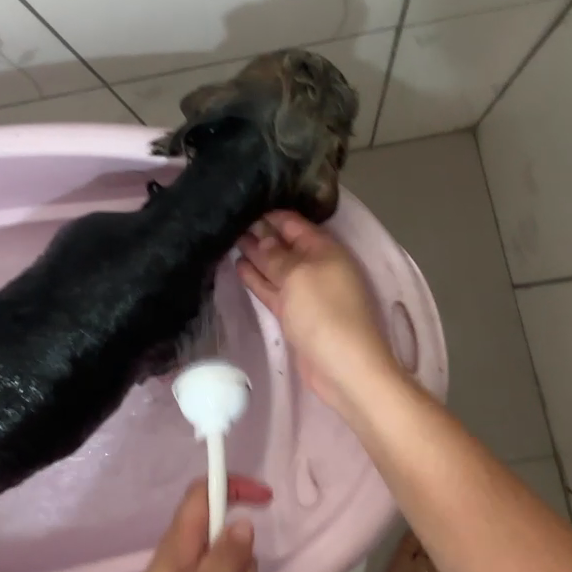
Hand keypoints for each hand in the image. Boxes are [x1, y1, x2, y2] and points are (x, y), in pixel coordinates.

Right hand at [235, 210, 402, 408]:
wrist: (343, 367)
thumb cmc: (324, 312)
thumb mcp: (297, 275)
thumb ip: (276, 256)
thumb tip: (260, 239)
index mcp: (325, 249)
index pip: (294, 223)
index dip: (270, 215)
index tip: (243, 205)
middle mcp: (317, 266)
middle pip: (285, 244)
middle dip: (261, 234)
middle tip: (230, 221)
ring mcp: (306, 291)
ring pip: (277, 268)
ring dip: (256, 256)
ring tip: (229, 240)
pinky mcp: (296, 314)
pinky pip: (273, 289)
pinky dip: (257, 279)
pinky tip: (239, 267)